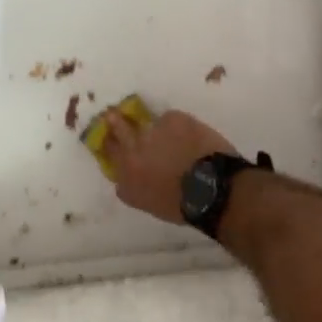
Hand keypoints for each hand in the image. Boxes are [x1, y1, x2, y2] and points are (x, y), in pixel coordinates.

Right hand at [100, 107, 235, 225]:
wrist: (212, 190)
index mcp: (125, 177)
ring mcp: (151, 133)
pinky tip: (193, 137)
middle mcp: (131, 151)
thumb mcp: (148, 203)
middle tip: (115, 115)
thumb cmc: (183, 206)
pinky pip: (171, 118)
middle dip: (116, 121)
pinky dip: (180, 126)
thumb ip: (133, 186)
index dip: (110, 143)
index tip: (112, 139)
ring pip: (149, 123)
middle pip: (118, 129)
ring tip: (175, 137)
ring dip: (158, 129)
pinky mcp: (171, 119)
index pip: (108, 153)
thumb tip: (132, 175)